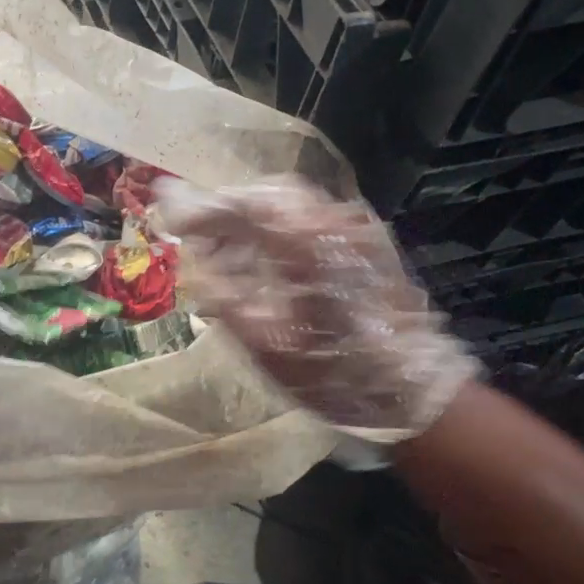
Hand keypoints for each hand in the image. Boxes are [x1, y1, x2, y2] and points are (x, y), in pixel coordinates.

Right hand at [159, 175, 477, 435]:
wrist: (413, 388)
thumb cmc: (335, 374)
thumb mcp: (267, 349)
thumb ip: (226, 302)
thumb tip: (196, 271)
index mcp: (306, 245)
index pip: (245, 203)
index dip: (202, 207)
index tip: (171, 217)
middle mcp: (335, 224)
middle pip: (269, 195)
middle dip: (227, 211)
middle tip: (197, 237)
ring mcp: (357, 231)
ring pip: (292, 205)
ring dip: (253, 221)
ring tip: (226, 254)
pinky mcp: (369, 245)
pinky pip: (313, 220)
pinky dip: (279, 231)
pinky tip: (265, 263)